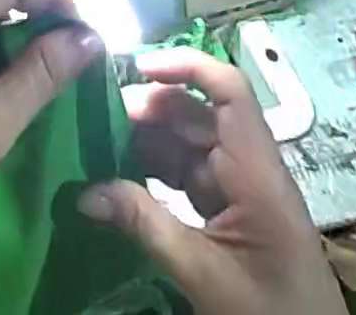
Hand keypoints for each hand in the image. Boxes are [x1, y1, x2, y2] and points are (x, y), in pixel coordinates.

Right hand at [79, 49, 347, 314]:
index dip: (186, 66)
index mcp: (255, 167)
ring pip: (187, 142)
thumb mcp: (205, 273)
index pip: (228, 90)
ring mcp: (236, 186)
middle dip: (149, 106)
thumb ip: (146, 227)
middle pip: (197, 113)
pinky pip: (185, 172)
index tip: (138, 66)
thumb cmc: (270, 311)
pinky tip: (120, 171)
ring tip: (100, 139)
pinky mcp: (226, 209)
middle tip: (98, 115)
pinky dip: (152, 168)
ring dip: (146, 137)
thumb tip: (85, 193)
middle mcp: (247, 164)